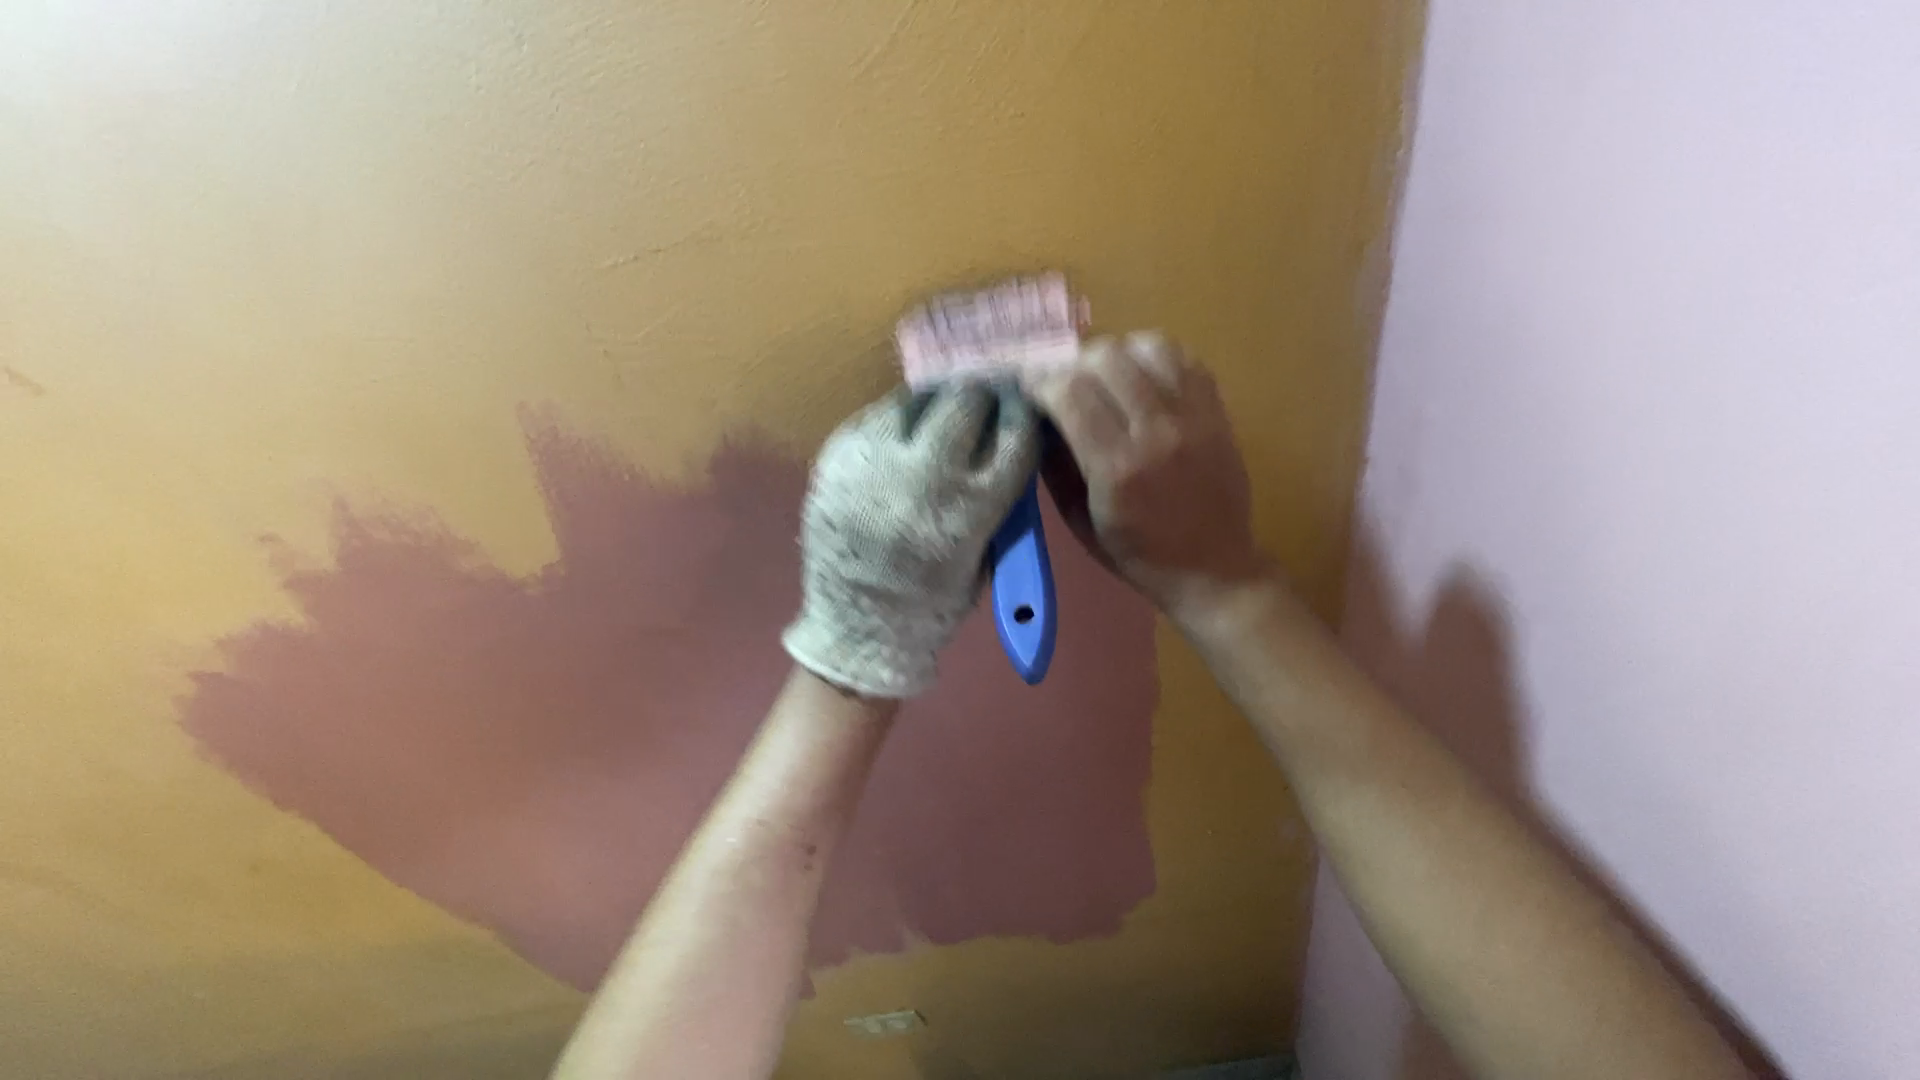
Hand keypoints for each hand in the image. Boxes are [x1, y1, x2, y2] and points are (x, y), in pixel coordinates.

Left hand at [783, 382, 1038, 697]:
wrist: (856, 627)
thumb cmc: (933, 601)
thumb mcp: (986, 554)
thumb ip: (999, 495)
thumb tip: (1004, 434)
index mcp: (971, 507)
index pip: (1015, 432)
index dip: (1022, 411)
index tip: (1020, 404)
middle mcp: (925, 474)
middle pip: (967, 399)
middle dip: (980, 397)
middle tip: (980, 402)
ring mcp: (876, 460)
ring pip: (918, 398)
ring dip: (936, 403)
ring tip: (938, 417)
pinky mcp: (838, 454)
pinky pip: (877, 414)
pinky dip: (896, 420)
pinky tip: (900, 437)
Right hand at [1026, 333, 1266, 617]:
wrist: (1212, 566)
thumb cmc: (1136, 553)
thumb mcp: (1079, 520)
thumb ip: (1054, 464)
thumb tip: (1033, 413)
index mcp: (1116, 469)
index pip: (1068, 392)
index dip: (1039, 379)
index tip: (1028, 385)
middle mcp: (1156, 433)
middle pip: (1105, 357)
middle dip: (1073, 364)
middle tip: (1066, 384)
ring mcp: (1192, 417)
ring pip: (1146, 345)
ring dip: (1115, 354)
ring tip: (1106, 377)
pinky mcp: (1216, 410)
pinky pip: (1182, 356)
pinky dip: (1153, 356)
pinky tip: (1141, 377)